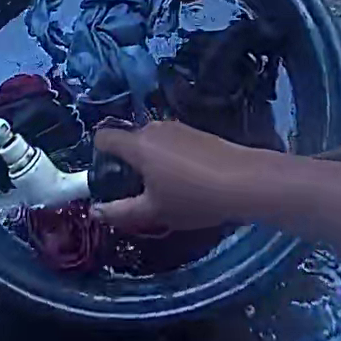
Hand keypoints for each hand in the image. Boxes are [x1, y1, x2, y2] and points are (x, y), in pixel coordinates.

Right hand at [92, 121, 269, 232]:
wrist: (245, 181)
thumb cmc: (193, 198)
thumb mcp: (155, 212)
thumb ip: (122, 212)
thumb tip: (95, 211)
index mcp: (136, 144)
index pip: (103, 137)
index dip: (100, 155)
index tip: (110, 177)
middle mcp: (152, 128)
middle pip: (128, 141)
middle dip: (129, 164)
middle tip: (141, 192)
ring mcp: (175, 127)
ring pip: (152, 142)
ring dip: (152, 161)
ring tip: (169, 190)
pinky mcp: (195, 131)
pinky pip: (171, 142)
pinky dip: (172, 158)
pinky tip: (190, 181)